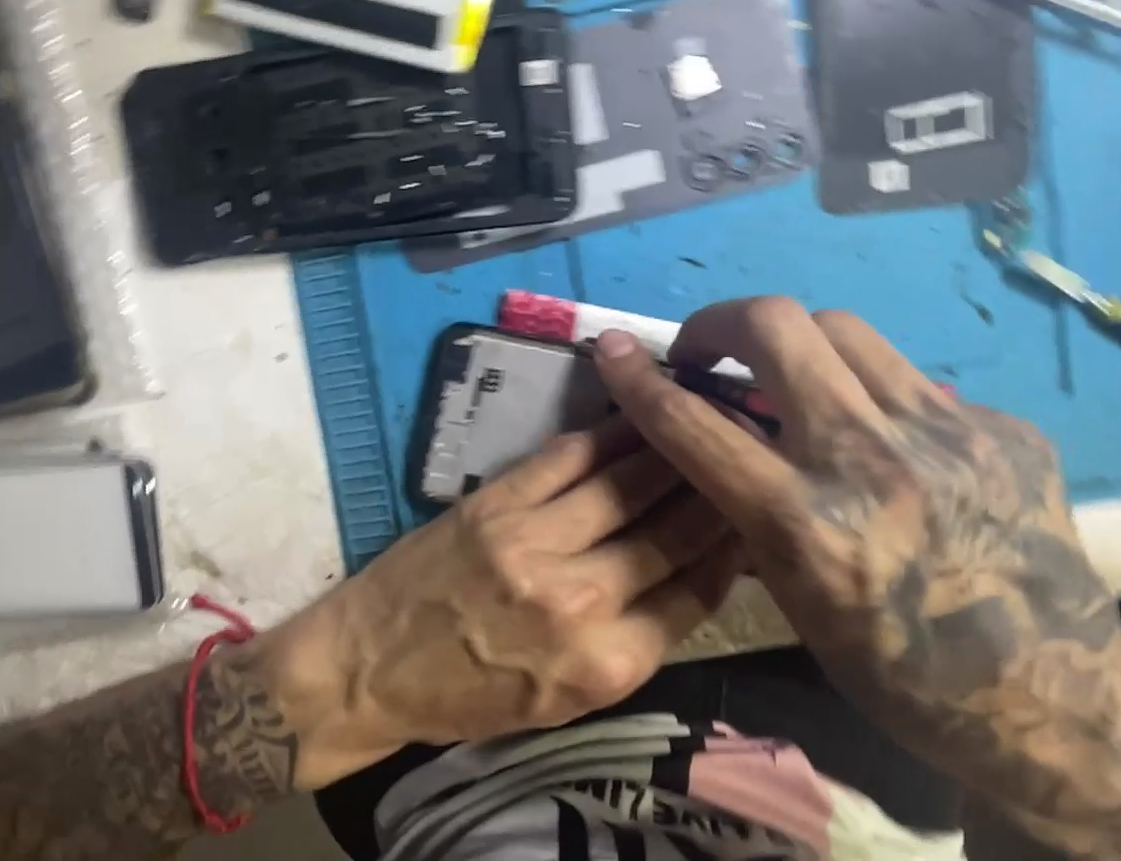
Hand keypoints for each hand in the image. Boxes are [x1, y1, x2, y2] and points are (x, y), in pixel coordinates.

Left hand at [262, 419, 742, 786]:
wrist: (370, 667)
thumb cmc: (469, 698)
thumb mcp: (566, 703)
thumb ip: (633, 645)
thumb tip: (688, 577)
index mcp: (605, 664)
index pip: (695, 595)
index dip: (731, 551)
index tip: (749, 517)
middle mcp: (577, 599)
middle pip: (669, 533)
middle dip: (714, 492)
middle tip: (744, 455)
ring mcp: (531, 542)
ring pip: (625, 486)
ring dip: (672, 451)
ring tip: (704, 422)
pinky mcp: (493, 504)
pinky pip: (564, 458)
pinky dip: (606, 436)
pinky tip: (634, 417)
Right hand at [590, 296, 1120, 858]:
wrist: (1050, 698)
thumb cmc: (889, 663)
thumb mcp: (788, 592)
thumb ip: (743, 501)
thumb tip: (712, 429)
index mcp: (804, 521)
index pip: (692, 423)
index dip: (637, 380)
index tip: (611, 352)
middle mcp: (871, 461)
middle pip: (776, 326)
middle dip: (718, 323)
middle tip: (709, 353)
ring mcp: (947, 435)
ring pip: (841, 327)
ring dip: (792, 344)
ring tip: (786, 380)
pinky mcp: (1002, 428)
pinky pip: (907, 378)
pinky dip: (867, 392)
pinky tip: (877, 436)